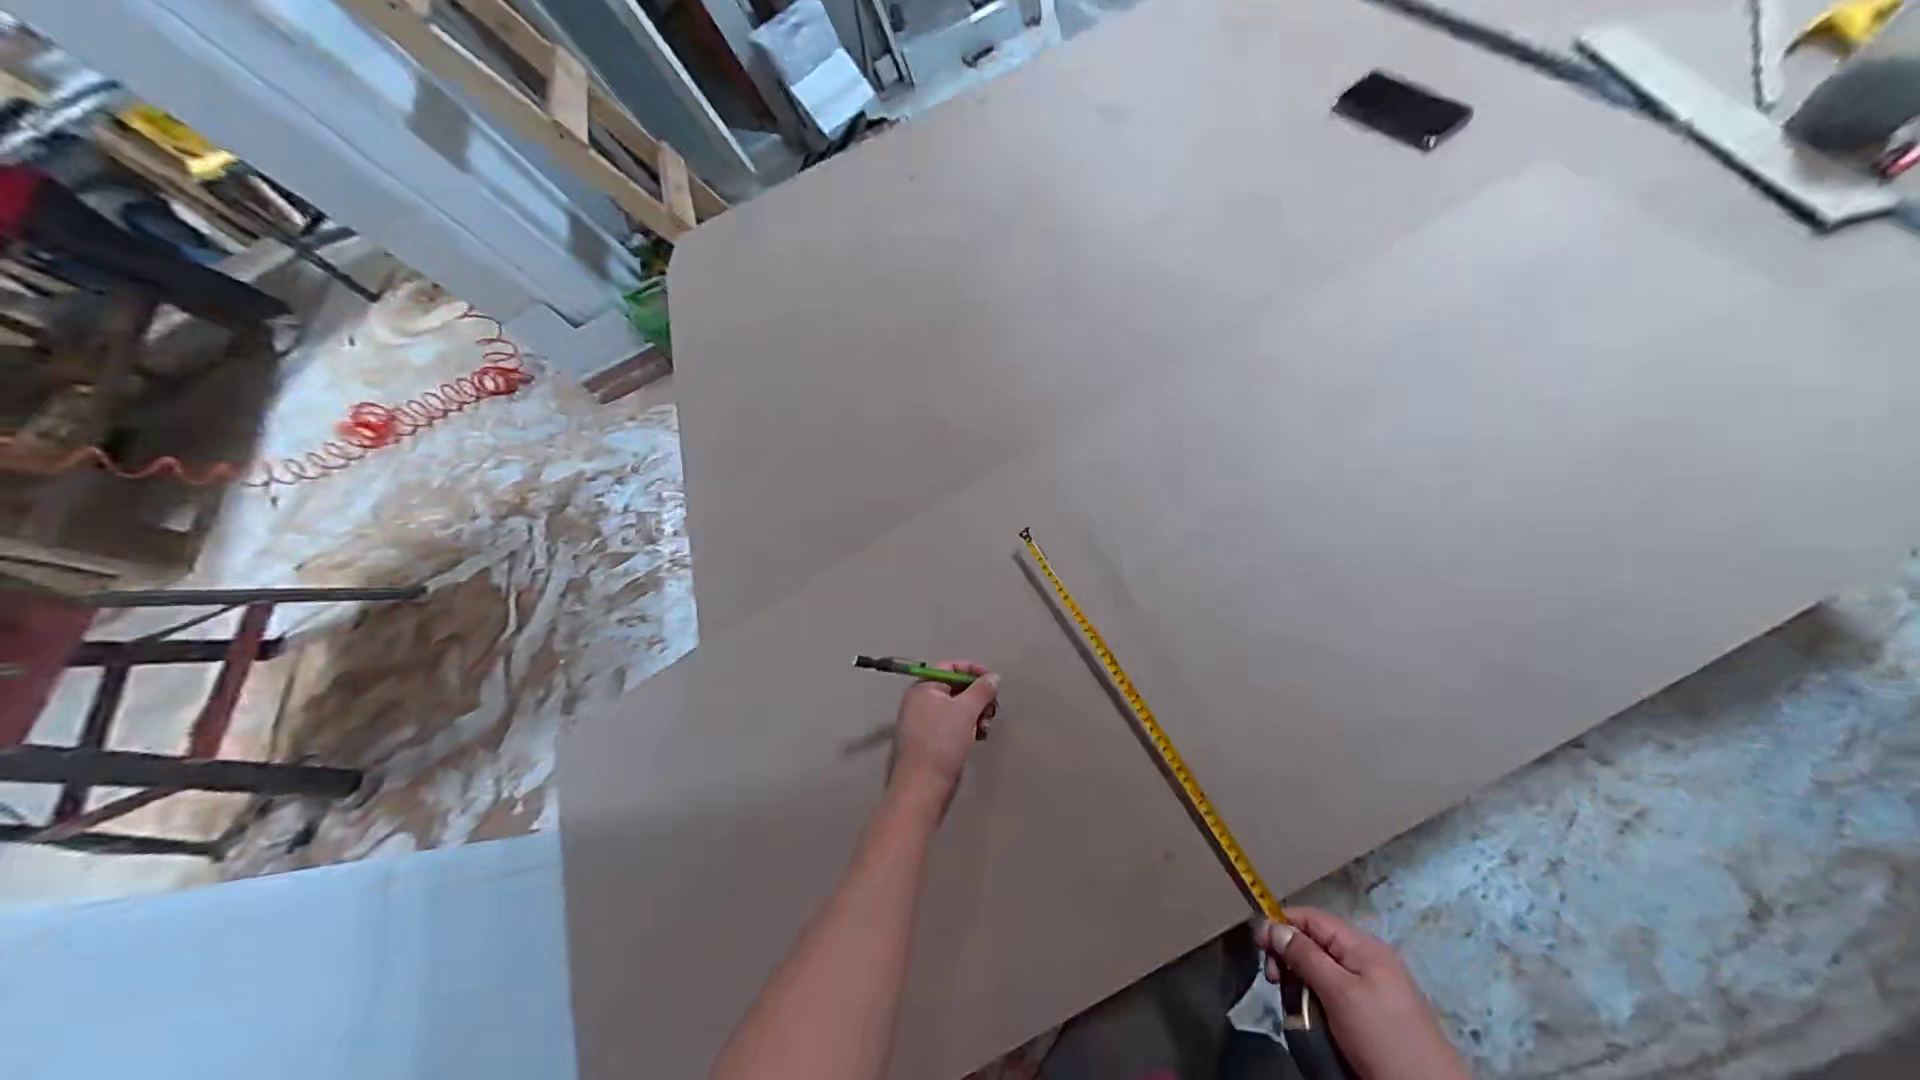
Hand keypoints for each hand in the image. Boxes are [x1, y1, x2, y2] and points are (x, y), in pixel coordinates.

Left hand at [890, 660, 999, 801]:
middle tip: (992, 708)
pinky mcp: (935, 740)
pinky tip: (980, 736)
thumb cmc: (943, 740)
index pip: (950, 667)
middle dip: (978, 696)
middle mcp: (922, 702)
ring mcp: (927, 722)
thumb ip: (982, 689)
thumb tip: (993, 677)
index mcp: (923, 688)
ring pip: (959, 708)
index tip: (992, 680)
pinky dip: (969, 727)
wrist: (925, 784)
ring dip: (977, 713)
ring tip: (985, 726)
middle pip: (956, 688)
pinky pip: (955, 725)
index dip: (972, 670)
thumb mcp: (965, 709)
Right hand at [1257, 908, 1469, 1079]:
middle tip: (1272, 980)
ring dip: (1299, 979)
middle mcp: (1366, 959)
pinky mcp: (1370, 1011)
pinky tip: (1309, 1014)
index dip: (1280, 923)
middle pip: (1314, 941)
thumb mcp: (1339, 994)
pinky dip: (1314, 997)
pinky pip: (1332, 991)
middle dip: (1288, 955)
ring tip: (1289, 1000)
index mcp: (1362, 946)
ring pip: (1320, 968)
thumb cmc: (1384, 1039)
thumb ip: (1305, 956)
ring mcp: (1371, 986)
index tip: (1257, 945)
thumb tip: (1274, 926)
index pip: (1311, 918)